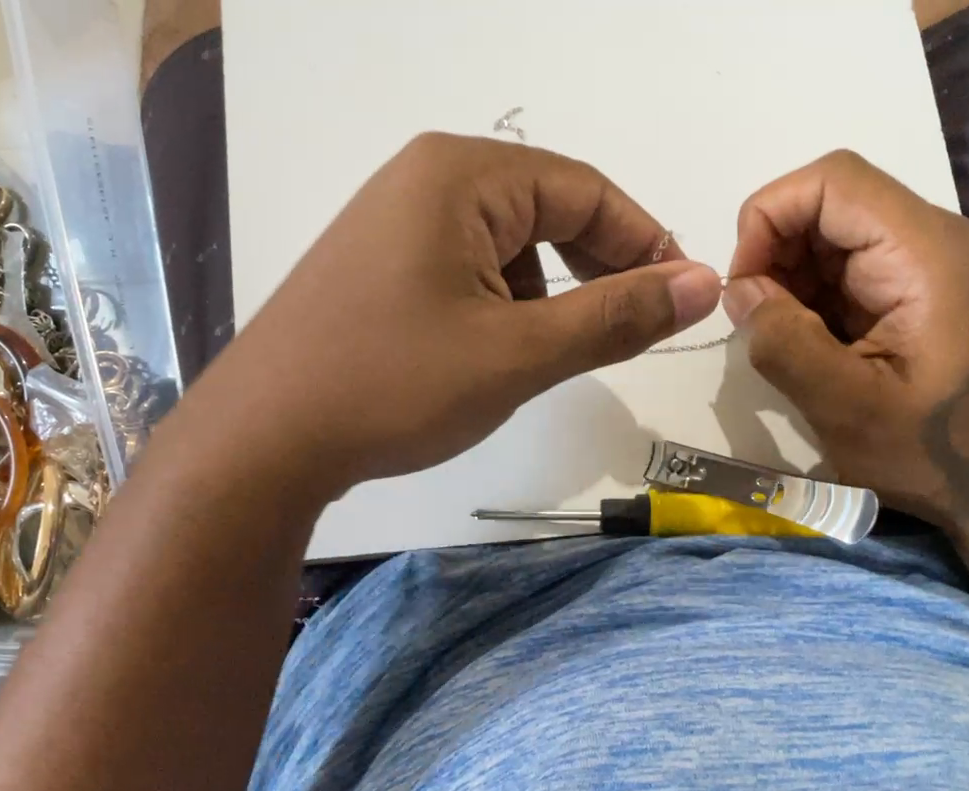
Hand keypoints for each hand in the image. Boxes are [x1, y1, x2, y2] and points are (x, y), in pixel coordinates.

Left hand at [182, 133, 723, 497]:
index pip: (583, 189)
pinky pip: (459, 269)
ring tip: (543, 354)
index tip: (681, 297)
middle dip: (593, 267)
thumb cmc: (394, 385)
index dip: (643, 241)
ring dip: (542, 294)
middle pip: (542, 209)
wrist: (265, 438)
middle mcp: (421, 179)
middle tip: (628, 326)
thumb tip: (703, 283)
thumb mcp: (518, 354)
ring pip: (501, 246)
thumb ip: (615, 316)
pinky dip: (495, 305)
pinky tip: (487, 354)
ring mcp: (388, 222)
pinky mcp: (371, 267)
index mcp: (460, 174)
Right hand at [723, 151, 968, 549]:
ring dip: (792, 281)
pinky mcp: (926, 294)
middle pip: (833, 203)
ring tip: (784, 344)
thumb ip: (783, 343)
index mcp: (924, 254)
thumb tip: (739, 292)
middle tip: (757, 325)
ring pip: (838, 238)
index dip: (768, 218)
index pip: (832, 181)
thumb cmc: (935, 455)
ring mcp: (934, 266)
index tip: (742, 289)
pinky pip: (855, 272)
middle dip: (776, 254)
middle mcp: (935, 240)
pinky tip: (812, 349)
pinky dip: (816, 301)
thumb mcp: (844, 409)